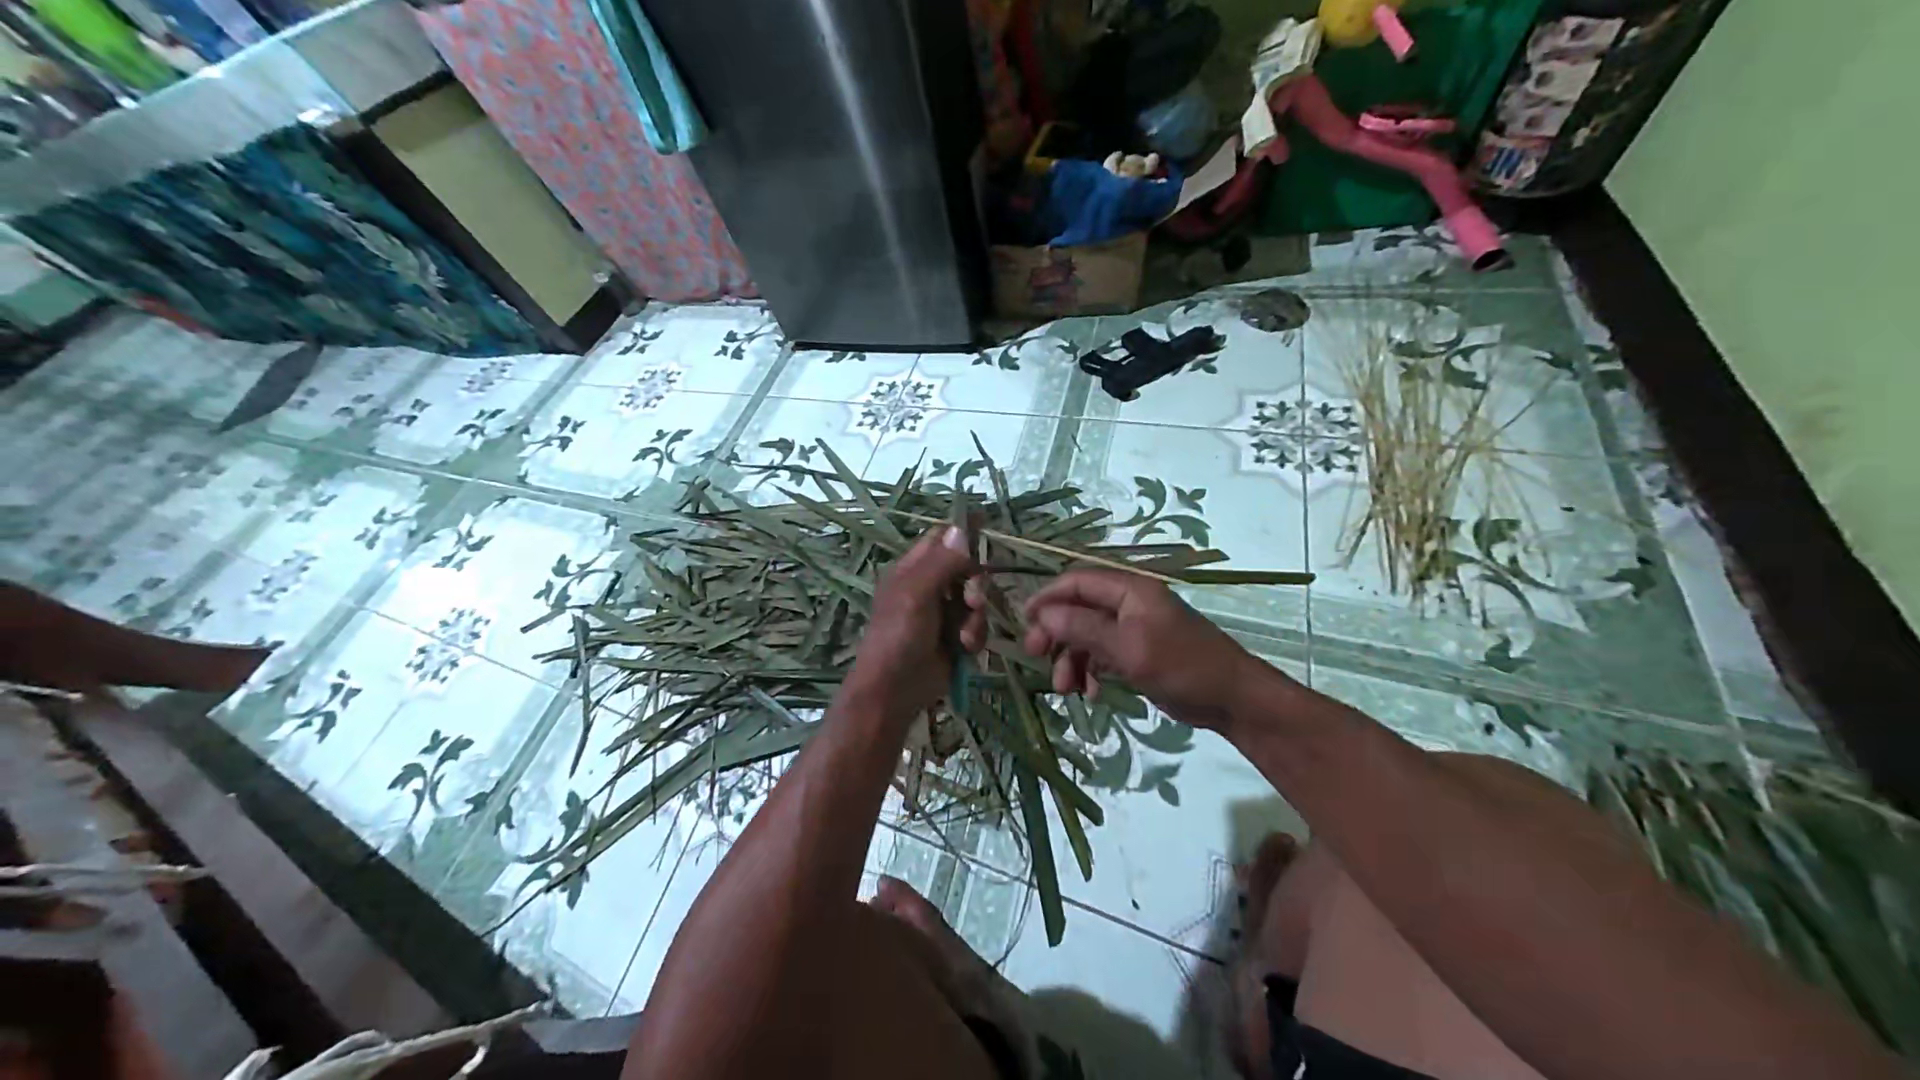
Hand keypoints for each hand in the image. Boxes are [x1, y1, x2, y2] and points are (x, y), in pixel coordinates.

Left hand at [846, 526, 986, 718]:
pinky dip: (975, 636)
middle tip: (972, 602)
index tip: (986, 535)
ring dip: (975, 618)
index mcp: (912, 569)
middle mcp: (929, 586)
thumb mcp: (916, 594)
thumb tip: (961, 528)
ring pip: (976, 599)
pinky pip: (978, 624)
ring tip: (963, 637)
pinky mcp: (956, 636)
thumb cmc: (898, 637)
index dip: (963, 536)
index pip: (942, 539)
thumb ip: (941, 563)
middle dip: (975, 587)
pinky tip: (964, 649)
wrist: (894, 690)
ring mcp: (943, 612)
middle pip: (966, 569)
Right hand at [1022, 569, 1278, 732]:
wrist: (1231, 699)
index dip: (1047, 598)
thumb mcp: (1128, 647)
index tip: (1024, 622)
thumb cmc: (1182, 665)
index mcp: (1129, 589)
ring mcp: (1132, 629)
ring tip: (1065, 688)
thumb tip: (1042, 614)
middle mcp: (1127, 603)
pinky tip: (1091, 693)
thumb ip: (1083, 628)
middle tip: (1037, 656)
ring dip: (1071, 659)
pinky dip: (1090, 671)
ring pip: (1086, 635)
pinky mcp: (1137, 653)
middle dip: (1056, 633)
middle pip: (1077, 609)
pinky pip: (1101, 655)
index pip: (1076, 581)